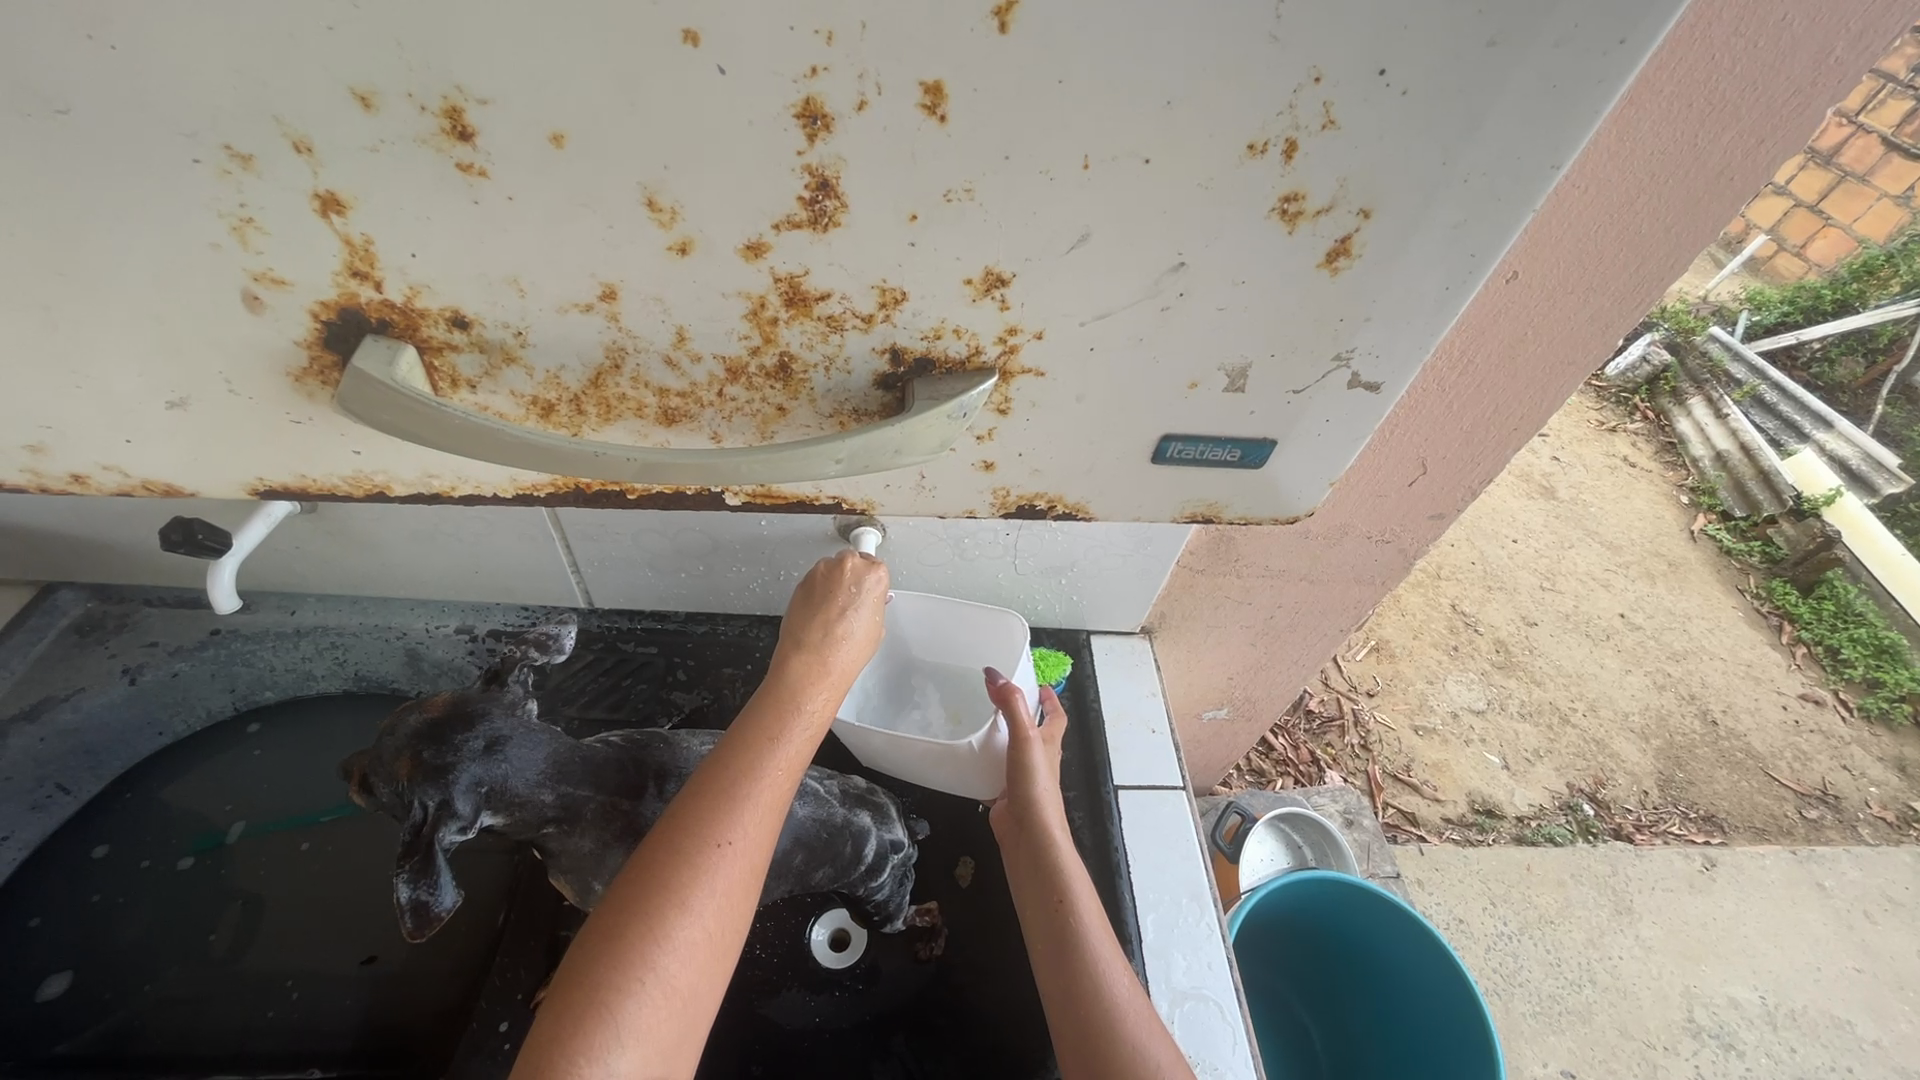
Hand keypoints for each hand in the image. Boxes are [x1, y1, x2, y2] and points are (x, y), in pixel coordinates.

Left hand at [773, 550, 889, 691]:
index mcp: (873, 573)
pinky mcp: (801, 580)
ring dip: (831, 585)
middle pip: (851, 562)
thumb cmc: (844, 649)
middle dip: (850, 579)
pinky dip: (815, 592)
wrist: (813, 662)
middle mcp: (847, 566)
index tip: (866, 592)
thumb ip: (874, 604)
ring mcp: (821, 571)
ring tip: (833, 613)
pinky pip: (813, 581)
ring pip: (830, 570)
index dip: (869, 583)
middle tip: (850, 604)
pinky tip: (819, 614)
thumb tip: (868, 602)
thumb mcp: (876, 626)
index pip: (875, 566)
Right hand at [985, 668, 1069, 843]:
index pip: (1056, 715)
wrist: (1028, 833)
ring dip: (996, 740)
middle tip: (995, 699)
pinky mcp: (1003, 795)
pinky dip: (978, 768)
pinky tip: (962, 760)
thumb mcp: (1025, 736)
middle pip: (1031, 732)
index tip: (1038, 684)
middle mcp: (1038, 759)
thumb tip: (994, 674)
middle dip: (1018, 716)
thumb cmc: (1034, 784)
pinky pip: (989, 776)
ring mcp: (1021, 778)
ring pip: (1009, 753)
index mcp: (1049, 742)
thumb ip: (1011, 703)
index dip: (1050, 699)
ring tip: (974, 723)